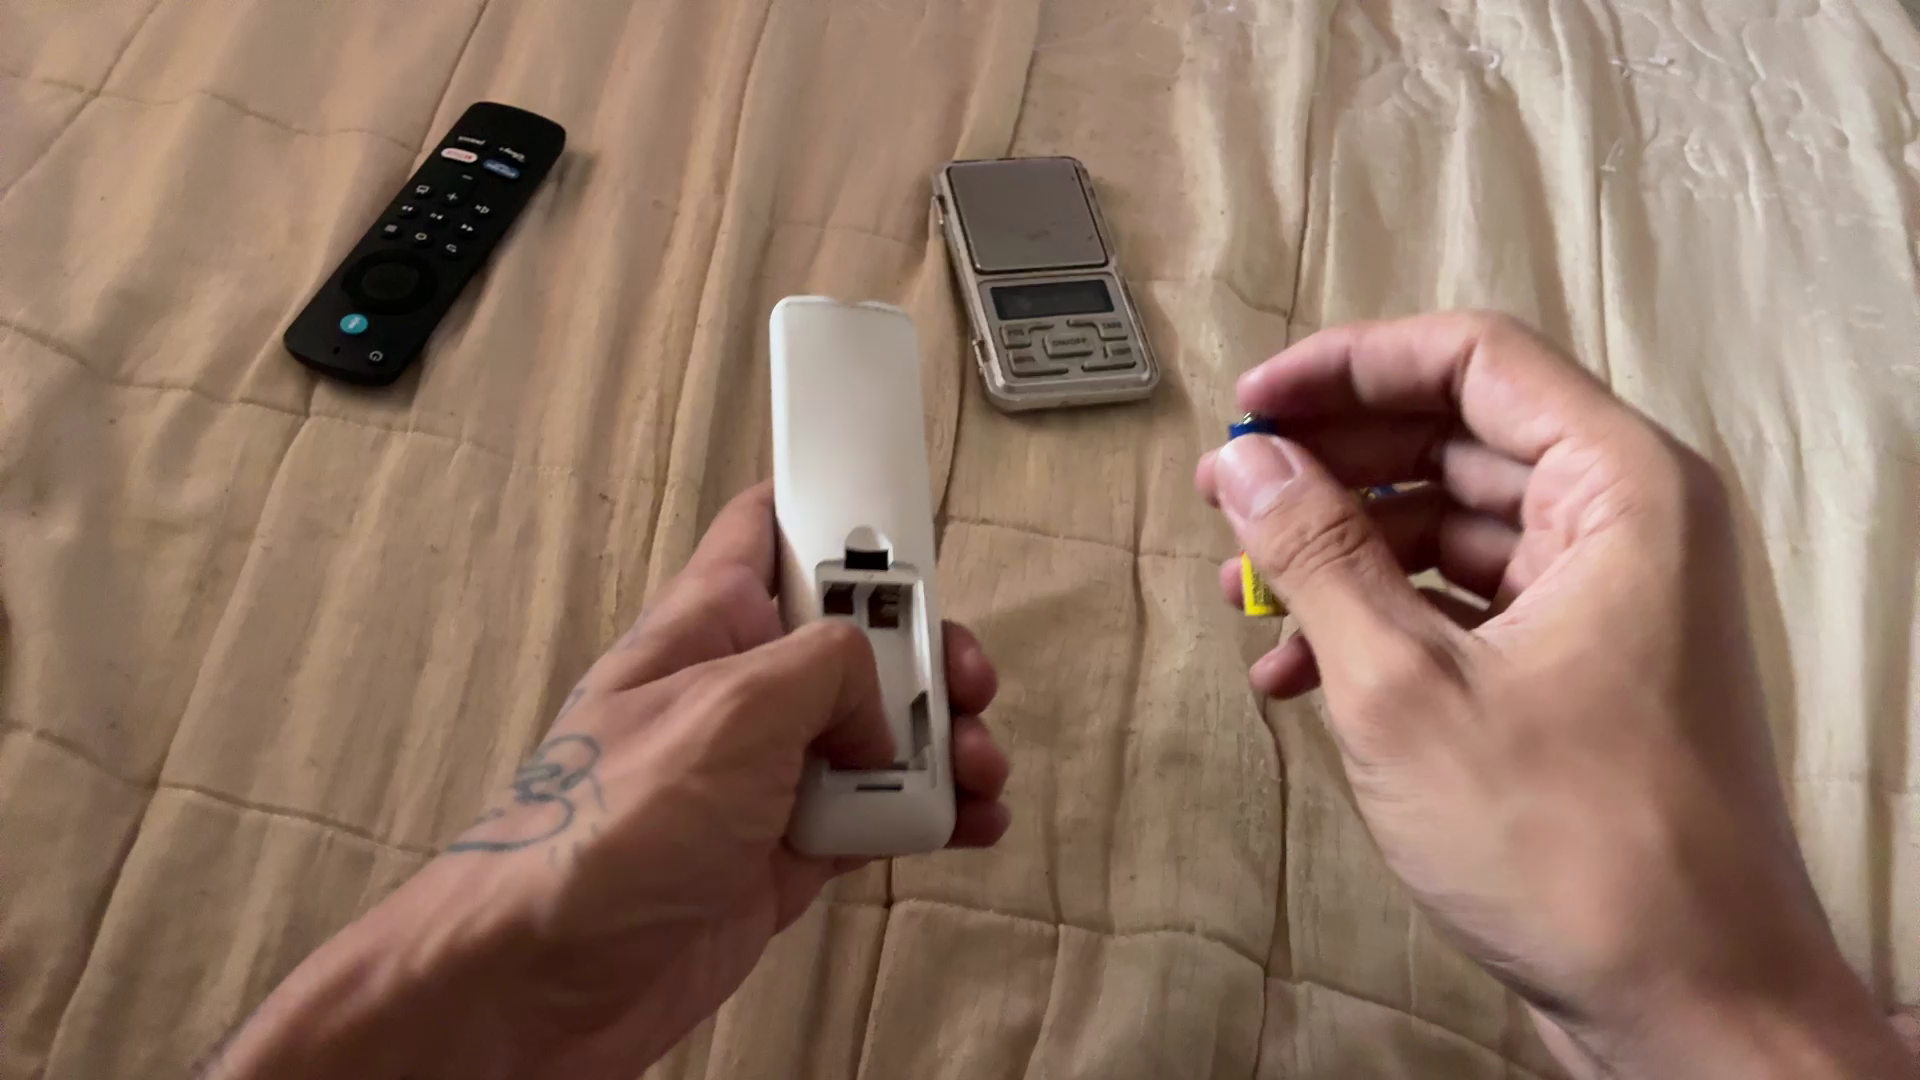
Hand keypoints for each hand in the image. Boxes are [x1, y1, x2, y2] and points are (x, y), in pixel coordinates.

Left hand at [206, 484, 1009, 1079]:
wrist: (550, 986)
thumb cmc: (612, 824)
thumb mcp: (730, 710)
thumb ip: (826, 668)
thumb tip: (877, 706)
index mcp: (719, 619)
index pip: (773, 526)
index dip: (836, 507)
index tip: (908, 521)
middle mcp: (756, 681)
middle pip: (864, 633)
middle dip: (929, 650)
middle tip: (968, 680)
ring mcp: (782, 761)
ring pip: (887, 724)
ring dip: (947, 738)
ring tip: (980, 768)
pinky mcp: (803, 834)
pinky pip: (888, 804)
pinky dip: (935, 807)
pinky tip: (973, 819)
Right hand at [1196, 314, 1907, 1078]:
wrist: (1678, 1011)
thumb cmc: (1560, 840)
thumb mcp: (1398, 679)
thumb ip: (1314, 554)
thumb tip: (1242, 462)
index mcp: (1616, 492)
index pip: (1468, 362)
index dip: (1346, 367)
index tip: (1252, 402)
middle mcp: (1611, 522)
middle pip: (1440, 438)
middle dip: (1321, 463)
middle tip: (1226, 487)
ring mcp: (1582, 590)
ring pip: (1428, 520)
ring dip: (1326, 547)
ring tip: (1241, 586)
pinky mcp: (1550, 650)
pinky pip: (1437, 593)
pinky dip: (1358, 613)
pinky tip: (1287, 664)